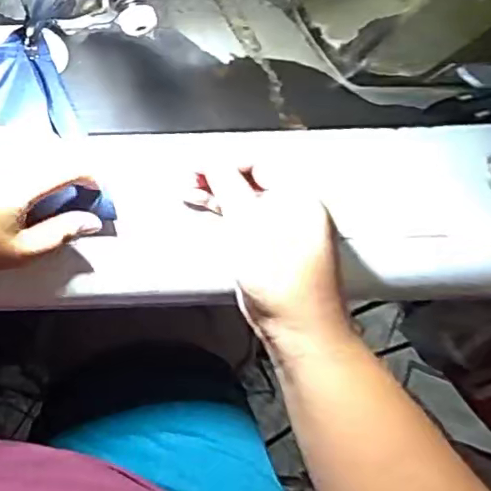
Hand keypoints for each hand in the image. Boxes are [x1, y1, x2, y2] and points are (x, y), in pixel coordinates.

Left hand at [0, 127, 102, 273]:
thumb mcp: (21, 250)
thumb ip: (61, 232)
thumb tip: (92, 220)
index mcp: (24, 180)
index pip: (74, 163)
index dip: (93, 177)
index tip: (93, 194)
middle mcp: (9, 152)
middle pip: (57, 145)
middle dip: (72, 164)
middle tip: (72, 191)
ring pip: (33, 134)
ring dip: (49, 151)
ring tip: (46, 178)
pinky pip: (8, 131)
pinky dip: (22, 142)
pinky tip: (16, 163)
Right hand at [187, 165, 349, 345]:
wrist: (298, 328)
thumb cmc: (284, 283)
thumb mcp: (246, 222)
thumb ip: (228, 186)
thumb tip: (213, 163)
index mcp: (299, 198)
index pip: (258, 163)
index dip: (225, 162)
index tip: (200, 167)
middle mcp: (296, 211)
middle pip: (251, 180)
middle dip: (218, 177)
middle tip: (192, 177)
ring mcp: (285, 230)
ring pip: (245, 199)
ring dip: (217, 194)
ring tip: (191, 191)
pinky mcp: (273, 249)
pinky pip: (245, 219)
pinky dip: (224, 212)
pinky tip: (207, 211)